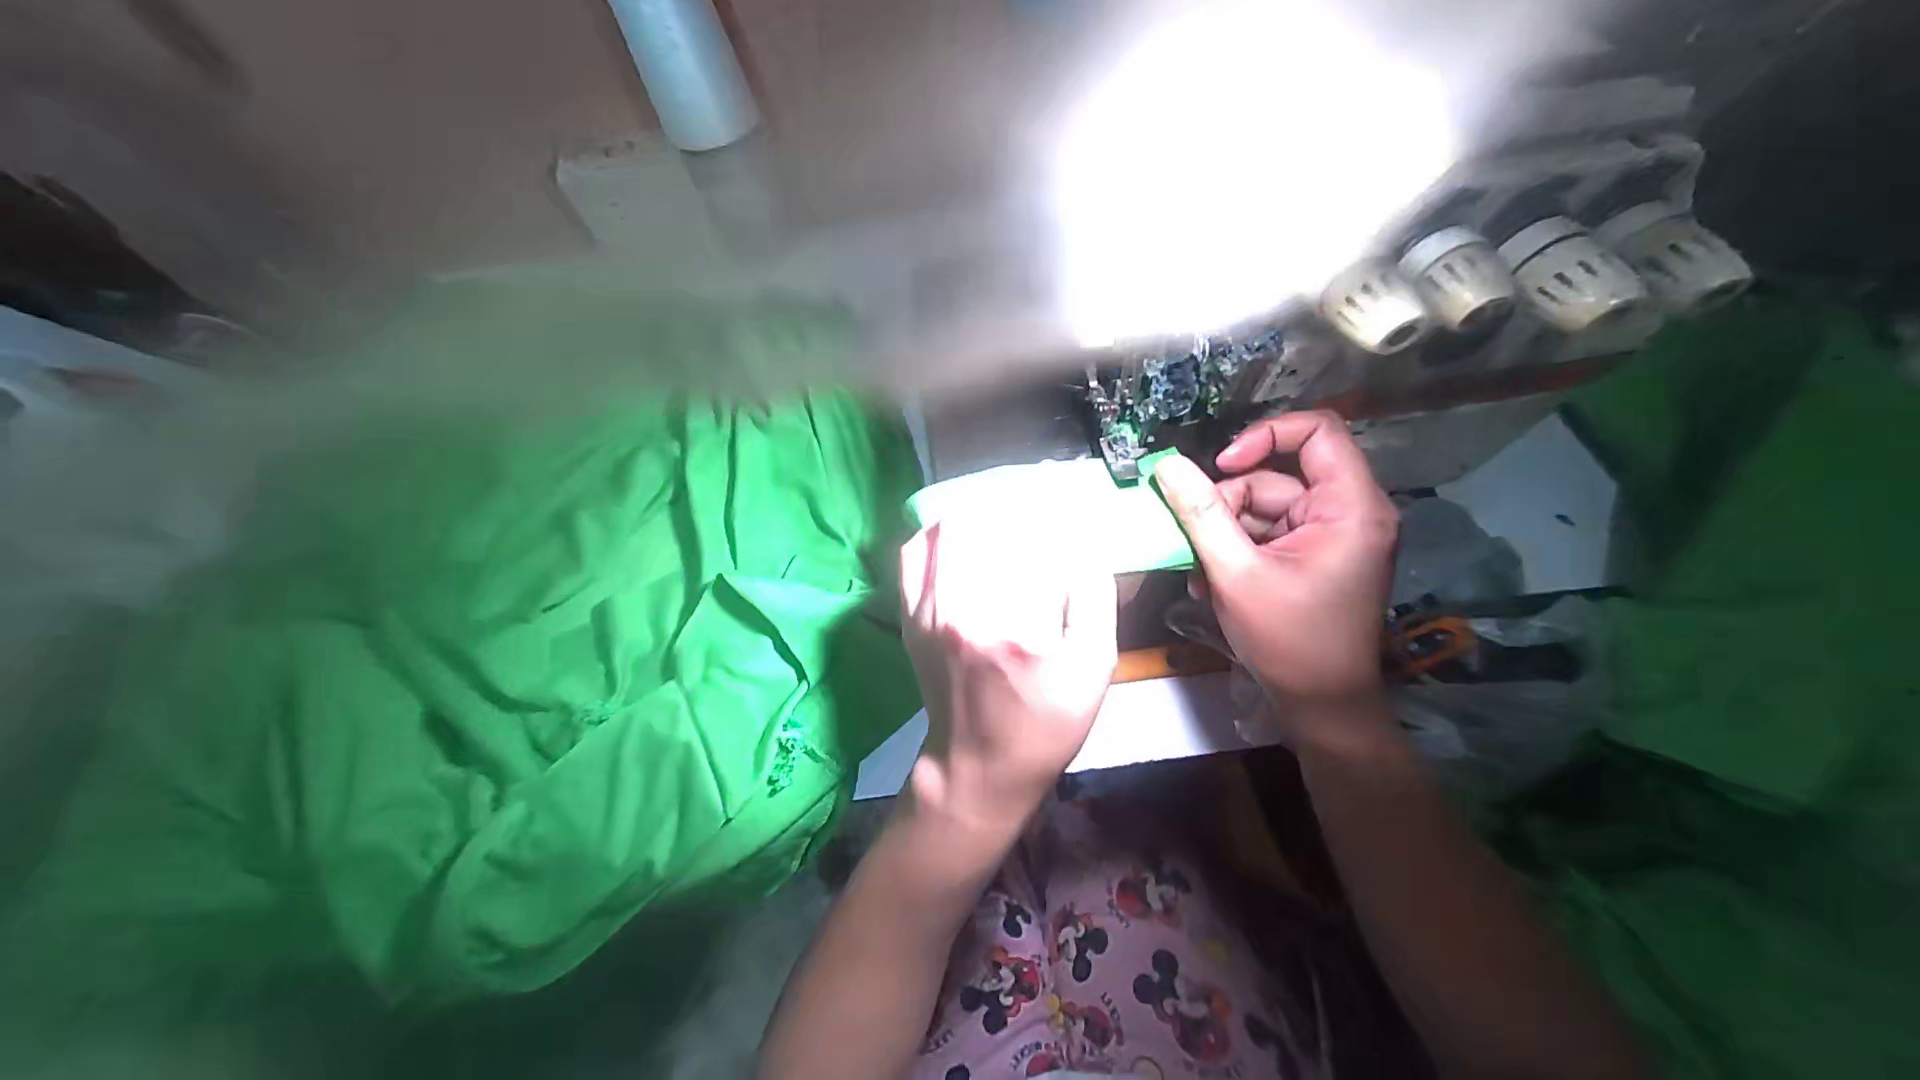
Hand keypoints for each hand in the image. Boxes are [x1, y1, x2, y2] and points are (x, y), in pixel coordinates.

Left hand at [898, 518, 1117, 837]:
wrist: (977, 766)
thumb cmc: (1045, 724)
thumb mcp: (1095, 671)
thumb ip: (1095, 598)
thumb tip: (1084, 540)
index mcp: (1019, 629)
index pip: (1040, 540)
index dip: (1060, 513)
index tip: (1074, 503)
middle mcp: (964, 611)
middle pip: (991, 521)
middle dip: (1023, 501)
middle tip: (1044, 496)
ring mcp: (928, 611)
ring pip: (950, 527)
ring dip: (983, 507)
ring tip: (1009, 507)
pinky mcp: (909, 615)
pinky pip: (915, 551)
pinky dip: (940, 529)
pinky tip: (965, 528)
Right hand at [1154, 411, 1397, 728]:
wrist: (1321, 703)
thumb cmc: (1288, 639)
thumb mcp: (1234, 573)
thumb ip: (1200, 514)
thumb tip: (1167, 465)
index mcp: (1350, 508)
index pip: (1317, 432)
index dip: (1265, 434)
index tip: (1222, 464)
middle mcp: (1350, 513)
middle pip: (1279, 476)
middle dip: (1230, 504)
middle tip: (1197, 538)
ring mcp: (1334, 537)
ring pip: (1267, 507)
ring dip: (1226, 533)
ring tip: (1202, 571)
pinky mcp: (1317, 556)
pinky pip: (1270, 533)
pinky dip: (1239, 550)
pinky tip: (1214, 579)